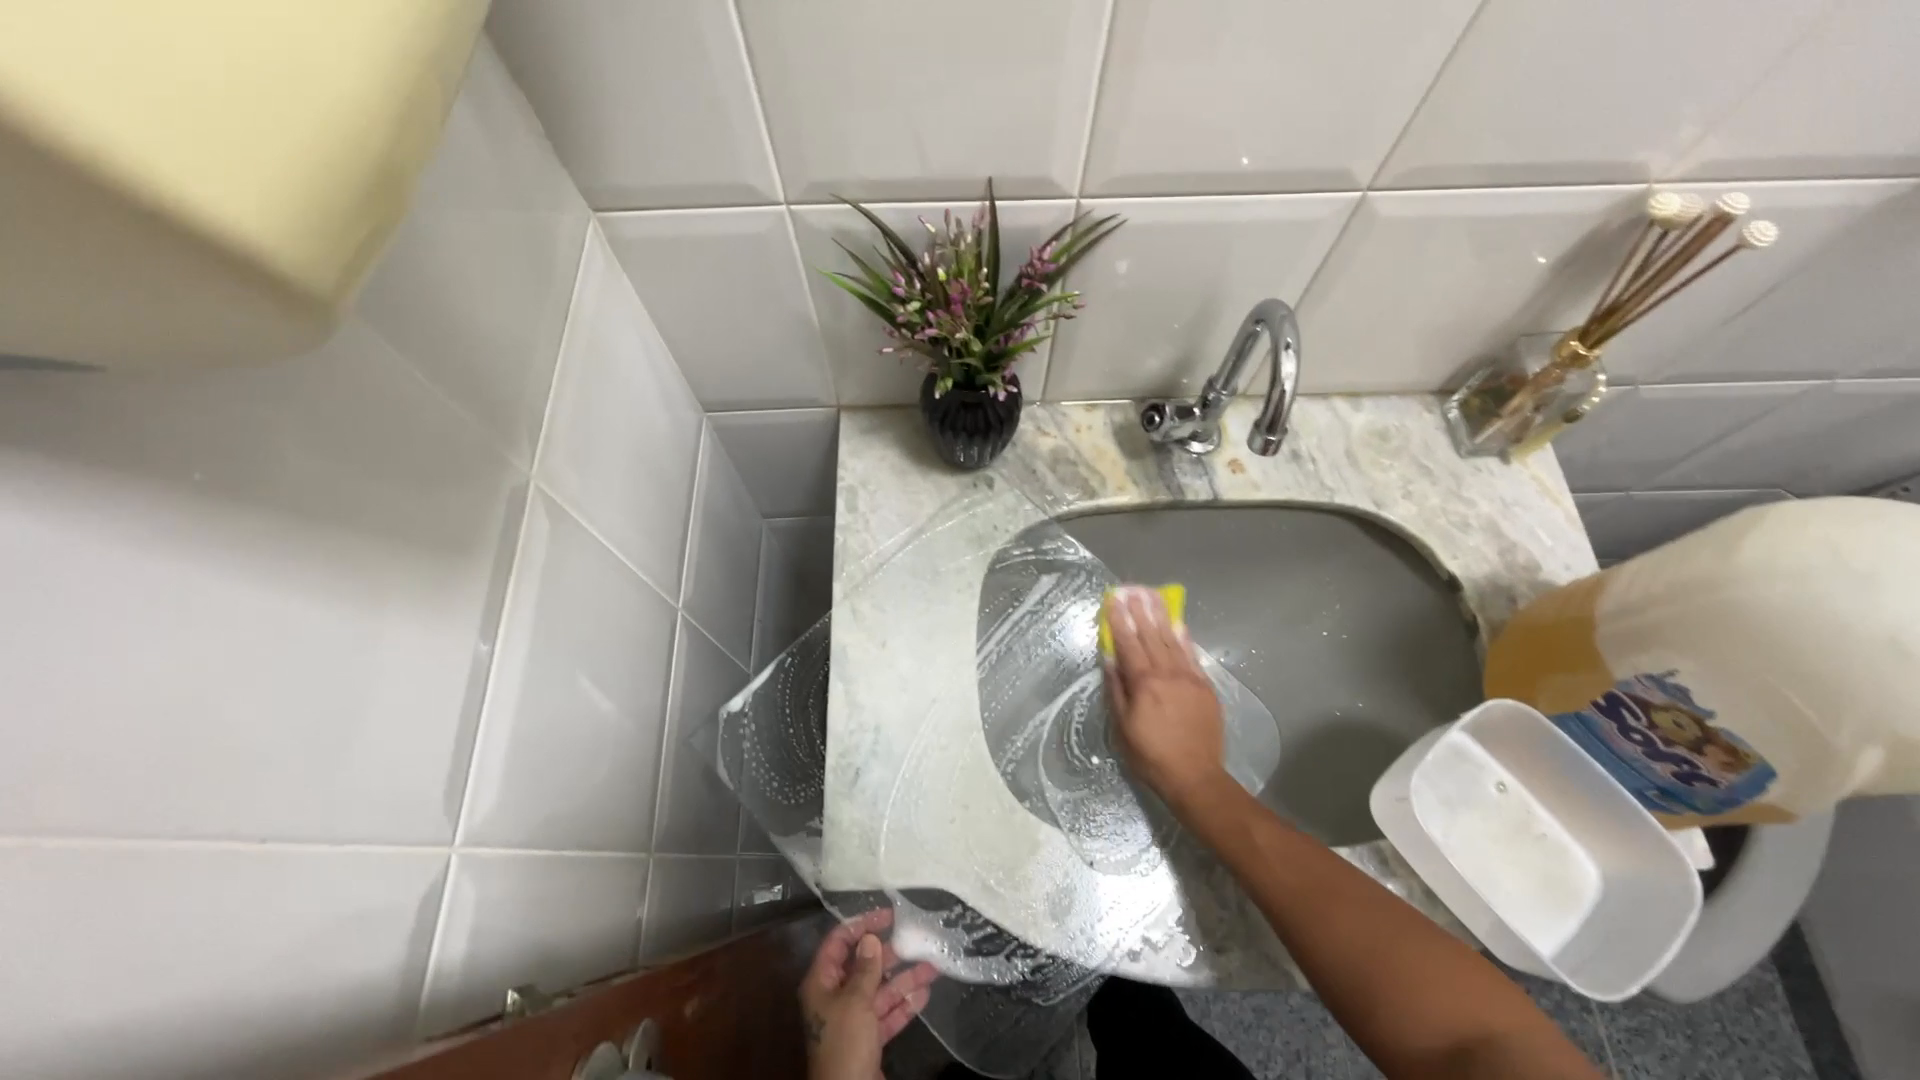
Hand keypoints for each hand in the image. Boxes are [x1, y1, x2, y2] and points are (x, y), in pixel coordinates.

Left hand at [799, 908, 938, 1079]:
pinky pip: (887, 1014)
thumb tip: (870, 937)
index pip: (838, 943)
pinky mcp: (868, 1039)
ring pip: (880, 991)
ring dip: (905, 979)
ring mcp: (852, 1020)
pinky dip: (904, 1004)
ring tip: (933, 966)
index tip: (887, 915)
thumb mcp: (855, 1002)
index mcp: (821, 983)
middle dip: (890, 954)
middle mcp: (835, 997)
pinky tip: (925, 993)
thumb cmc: (844, 1043)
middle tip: (916, 939)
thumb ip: (865, 969)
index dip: (860, 925)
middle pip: (863, 966)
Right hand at [1103, 586, 1230, 807]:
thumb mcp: (1122, 726)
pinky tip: (1178, 623)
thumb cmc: (1150, 755)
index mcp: (1144, 683)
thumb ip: (1116, 689)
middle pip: (1151, 635)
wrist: (1195, 776)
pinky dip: (1184, 637)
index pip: (1128, 644)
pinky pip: (1192, 655)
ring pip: (1172, 640)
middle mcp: (1167, 674)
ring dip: (1161, 616)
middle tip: (1132, 588)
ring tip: (1152, 596)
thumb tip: (1110, 659)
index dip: (1119, 620)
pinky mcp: (1205, 687)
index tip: (1113, 599)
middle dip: (1140, 610)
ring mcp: (1189, 678)